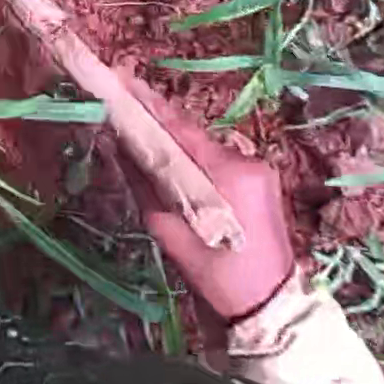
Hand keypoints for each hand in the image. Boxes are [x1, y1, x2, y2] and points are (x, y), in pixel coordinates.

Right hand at [120, 70, 292, 319]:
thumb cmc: (213, 271)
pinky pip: (213, 157)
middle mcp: (246, 160)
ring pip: (200, 143)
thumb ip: (140, 180)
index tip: (122, 78)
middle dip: (154, 114)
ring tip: (136, 121)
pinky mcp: (258, 180)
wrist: (269, 305)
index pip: (178, 126)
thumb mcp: (165, 226)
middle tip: (122, 92)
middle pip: (189, 130)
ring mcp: (256, 168)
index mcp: (226, 171)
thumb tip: (114, 142)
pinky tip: (165, 151)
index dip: (147, 102)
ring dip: (170, 134)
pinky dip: (187, 152)